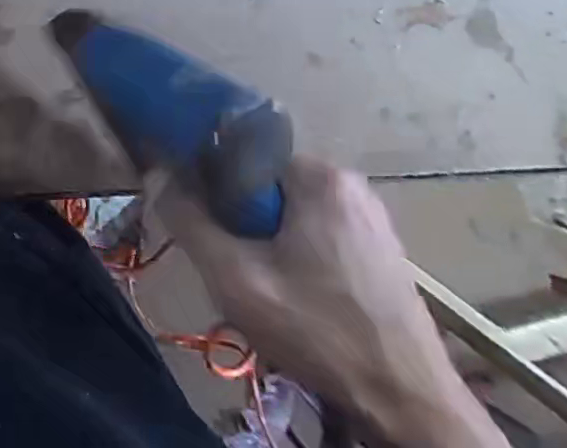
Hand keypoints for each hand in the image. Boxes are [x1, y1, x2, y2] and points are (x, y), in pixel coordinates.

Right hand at [155, 157, 505, 447]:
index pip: (241, 158)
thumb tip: (156, 172)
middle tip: (236, 268)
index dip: (213, 189)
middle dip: (242, 223)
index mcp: (319, 174)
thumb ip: (189, 220)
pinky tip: (296, 299)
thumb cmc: (319, 332)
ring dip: (266, 243)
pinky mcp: (381, 247)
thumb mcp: (236, 278)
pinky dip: (296, 255)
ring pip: (289, 212)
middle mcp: (348, 182)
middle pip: (265, 186)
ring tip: (264, 288)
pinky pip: (317, 232)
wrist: (410, 408)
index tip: (207, 228)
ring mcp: (370, 216)